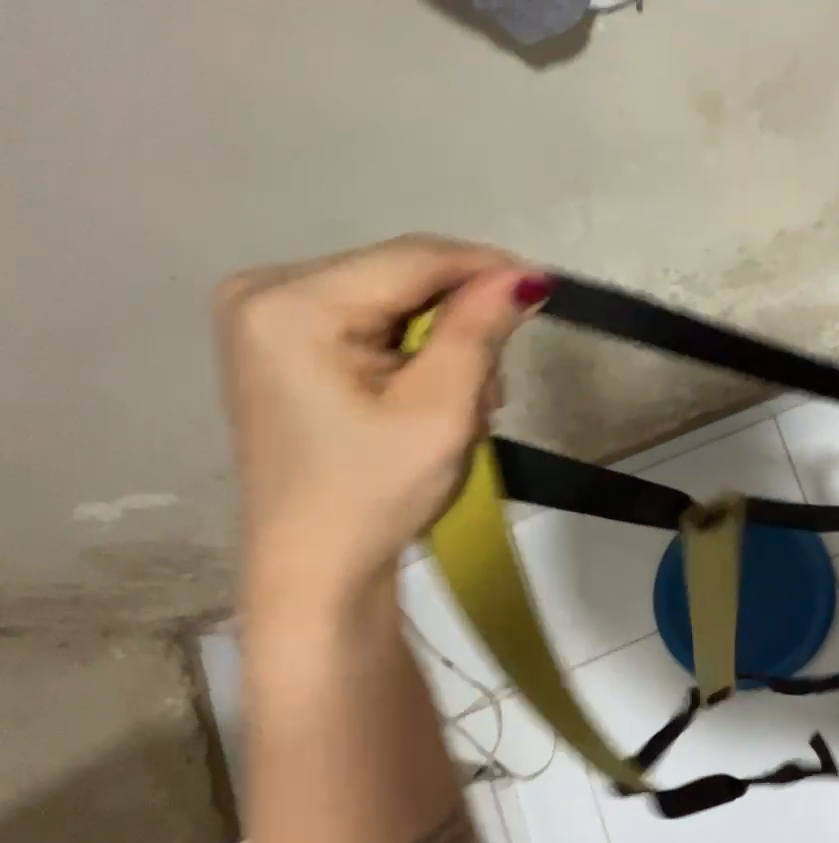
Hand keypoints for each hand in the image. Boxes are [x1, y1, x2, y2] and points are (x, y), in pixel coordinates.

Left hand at [215, 235, 547, 607]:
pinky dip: (416, 353)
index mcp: (291, 304)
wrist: (319, 563)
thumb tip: (524, 276)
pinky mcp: (281, 344)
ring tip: (468, 406)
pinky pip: (371, 323)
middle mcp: (265, 292)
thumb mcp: (441, 409)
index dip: (485, 267)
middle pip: (399, 278)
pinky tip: (433, 397)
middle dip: (463, 320)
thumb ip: (479, 332)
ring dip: (446, 342)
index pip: (411, 259)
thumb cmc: (378, 490)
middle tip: (497, 388)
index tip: (547, 286)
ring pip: (393, 301)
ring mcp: (266, 317)